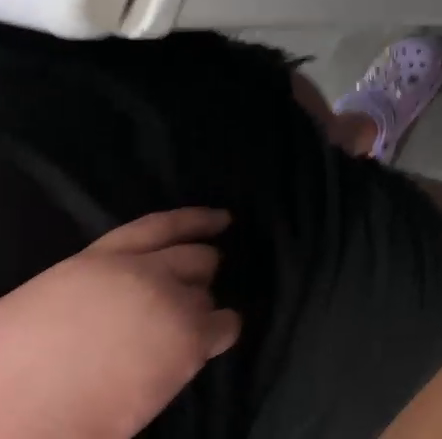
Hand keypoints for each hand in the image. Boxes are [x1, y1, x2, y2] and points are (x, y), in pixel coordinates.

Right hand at [0, 208, 240, 438]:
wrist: (13, 427)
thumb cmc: (8, 373)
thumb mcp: (33, 310)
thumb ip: (83, 291)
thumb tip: (101, 296)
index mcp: (94, 265)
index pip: (157, 228)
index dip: (194, 221)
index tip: (222, 219)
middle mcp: (145, 275)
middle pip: (197, 259)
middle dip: (189, 278)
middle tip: (169, 304)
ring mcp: (176, 305)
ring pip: (205, 297)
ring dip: (190, 314)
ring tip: (158, 340)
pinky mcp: (193, 341)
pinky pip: (224, 328)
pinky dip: (211, 338)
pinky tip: (185, 353)